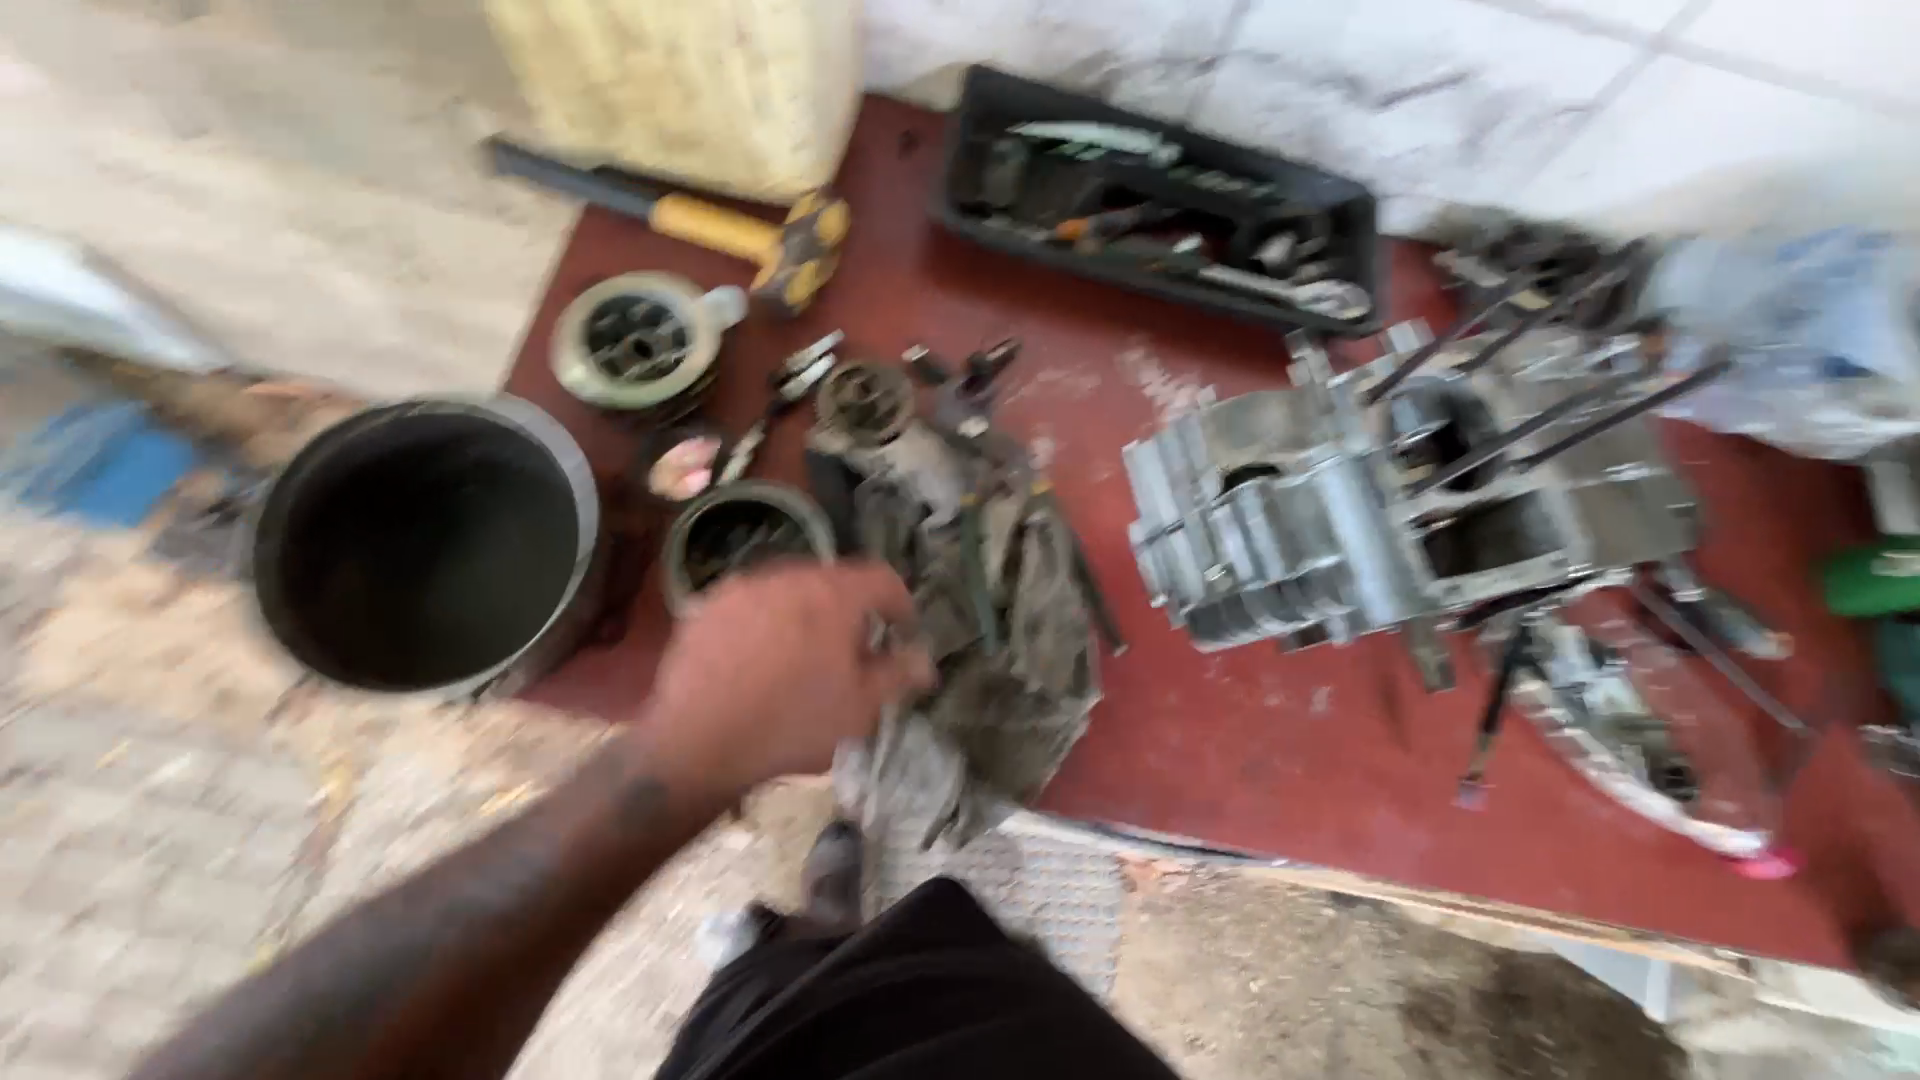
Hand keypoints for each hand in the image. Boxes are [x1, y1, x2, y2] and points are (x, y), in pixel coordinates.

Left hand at [637, 560, 935, 796]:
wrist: (698, 744)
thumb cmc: (793, 725)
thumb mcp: (860, 708)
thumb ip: (898, 675)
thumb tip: (925, 660)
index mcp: (834, 594)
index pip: (883, 578)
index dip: (900, 603)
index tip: (902, 631)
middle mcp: (788, 576)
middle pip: (833, 580)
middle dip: (850, 610)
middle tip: (851, 650)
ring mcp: (742, 587)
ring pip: (789, 590)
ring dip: (805, 614)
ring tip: (801, 656)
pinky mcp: (706, 607)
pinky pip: (750, 605)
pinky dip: (764, 623)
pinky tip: (757, 661)